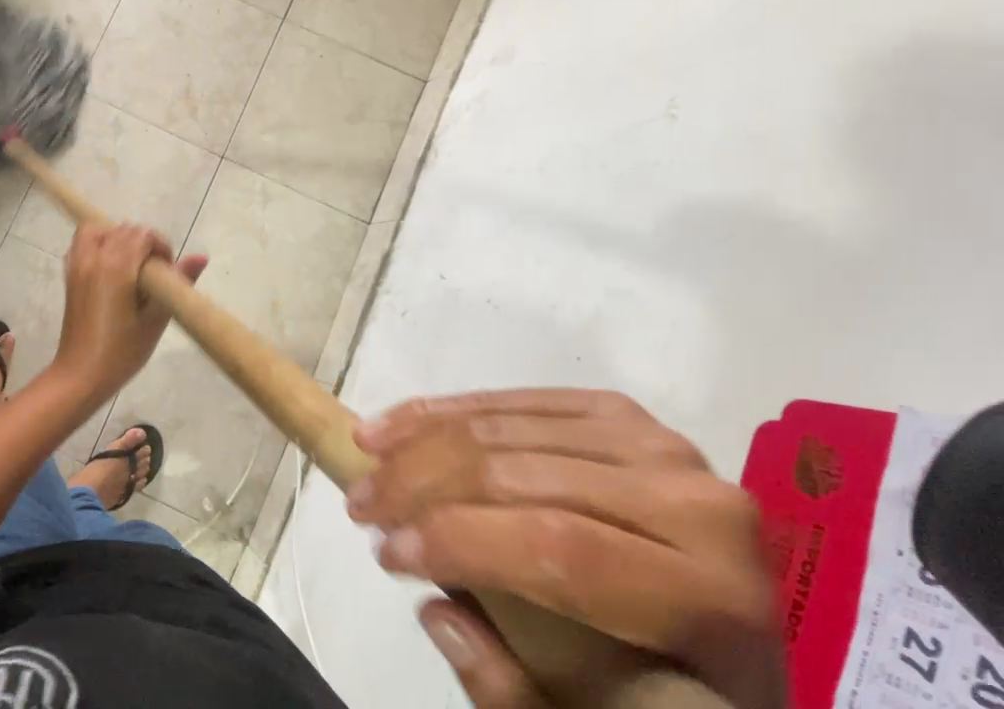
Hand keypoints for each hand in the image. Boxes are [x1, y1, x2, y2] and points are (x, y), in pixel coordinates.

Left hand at [52, 223, 206, 397]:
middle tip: (153, 275)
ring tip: (131, 268)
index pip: (143, 235)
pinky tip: (111, 274)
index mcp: (116, 266)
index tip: (167, 274)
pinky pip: (82, 246)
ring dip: (116, 239)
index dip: (161, 248)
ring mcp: (77, 265)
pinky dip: (98, 247)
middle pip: (122, 230)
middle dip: (142, 243)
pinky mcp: (69, 276)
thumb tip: (201, 257)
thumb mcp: (156, 319)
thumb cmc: (122, 351)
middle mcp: (94, 257)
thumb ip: (176, 283)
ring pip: (97, 231)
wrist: (81, 374)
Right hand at [346, 390, 783, 708]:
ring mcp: (658, 445)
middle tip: (359, 510)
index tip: (387, 555)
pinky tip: (395, 425)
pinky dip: (445, 411)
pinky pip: (515, 399)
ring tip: (364, 465)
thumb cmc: (659, 685)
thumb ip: (515, 689)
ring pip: (507, 427)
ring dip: (419, 441)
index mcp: (710, 594)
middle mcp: (695, 502)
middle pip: (523, 475)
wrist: (719, 627)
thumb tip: (437, 609)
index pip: (562, 547)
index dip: (461, 541)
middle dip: (421, 487)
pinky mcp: (623, 416)